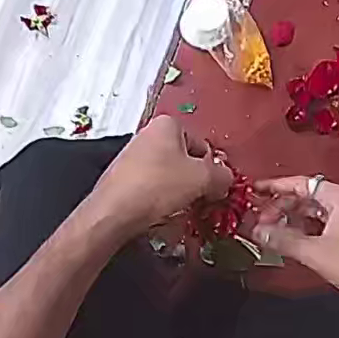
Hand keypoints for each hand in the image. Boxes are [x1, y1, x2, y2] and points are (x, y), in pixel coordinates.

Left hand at [86, 115, 231, 236]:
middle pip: (186, 160)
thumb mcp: (203, 179)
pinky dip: (160, 198)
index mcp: (168, 124)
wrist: (113, 213)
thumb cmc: (158, 186)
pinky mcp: (123, 176)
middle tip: (198, 199)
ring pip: (170, 174)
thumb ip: (222, 176)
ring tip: (177, 207)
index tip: (212, 188)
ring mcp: (133, 155)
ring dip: (179, 192)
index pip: (203, 146)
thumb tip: (226, 179)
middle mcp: (148, 134)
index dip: (211, 169)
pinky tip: (159, 211)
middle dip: (195, 181)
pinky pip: (153, 185)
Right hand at [250, 176, 338, 311]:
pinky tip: (288, 238)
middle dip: (281, 207)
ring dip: (291, 219)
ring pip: (312, 210)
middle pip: (305, 196)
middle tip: (259, 221)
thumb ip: (283, 239)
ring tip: (269, 230)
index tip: (255, 191)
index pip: (302, 183)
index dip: (276, 186)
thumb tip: (256, 231)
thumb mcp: (316, 253)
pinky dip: (303, 228)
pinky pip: (320, 222)